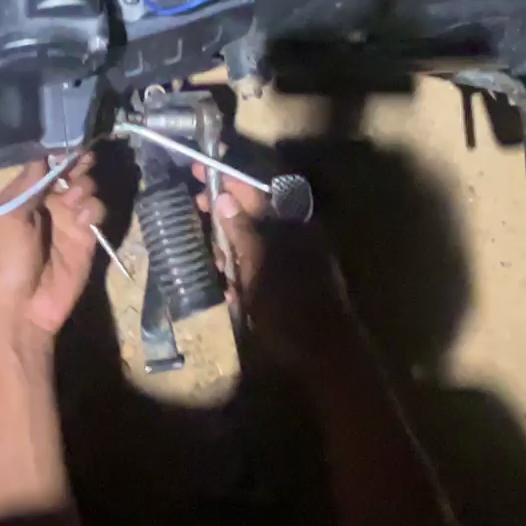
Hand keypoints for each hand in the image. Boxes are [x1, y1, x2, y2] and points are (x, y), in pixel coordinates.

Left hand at [0, 157, 103, 352]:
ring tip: (76, 195)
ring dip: (85, 186)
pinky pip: (95, 212)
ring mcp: (68, 221)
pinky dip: (93, 208)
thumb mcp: (7, 218)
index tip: (69, 150)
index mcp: (22, 199)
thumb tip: (43, 157)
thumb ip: (27, 185)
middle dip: (77, 167)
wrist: (21, 308)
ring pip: (86, 190)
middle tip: (82, 164)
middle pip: (69, 175)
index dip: (57, 158)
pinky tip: (84, 216)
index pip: (44, 169)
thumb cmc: (5, 261)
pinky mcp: (86, 238)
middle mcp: (47, 206)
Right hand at [195, 164, 356, 365]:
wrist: (328, 356)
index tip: (198, 168)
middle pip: (253, 211)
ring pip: (254, 238)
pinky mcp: (292, 280)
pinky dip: (245, 269)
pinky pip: (261, 263)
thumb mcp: (258, 269)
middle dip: (224, 213)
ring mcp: (295, 257)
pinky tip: (233, 288)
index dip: (225, 176)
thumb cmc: (291, 310)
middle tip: (198, 212)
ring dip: (232, 246)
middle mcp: (294, 234)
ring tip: (219, 266)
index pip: (253, 188)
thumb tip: (224, 196)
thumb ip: (241, 231)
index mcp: (289, 224)